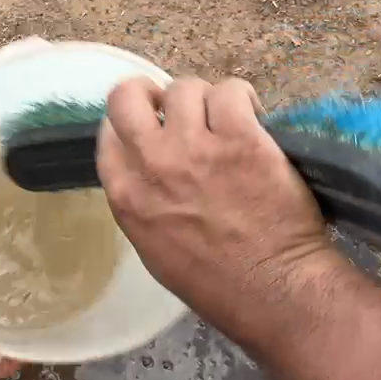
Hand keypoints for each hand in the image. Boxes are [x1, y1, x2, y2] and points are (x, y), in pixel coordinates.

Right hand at [96, 77, 340, 335]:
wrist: (272, 291)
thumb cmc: (211, 279)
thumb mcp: (149, 242)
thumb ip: (138, 196)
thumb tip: (143, 161)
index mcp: (125, 192)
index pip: (108, 130)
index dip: (133, 123)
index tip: (152, 127)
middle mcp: (152, 163)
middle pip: (128, 95)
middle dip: (151, 94)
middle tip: (177, 108)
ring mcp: (195, 147)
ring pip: (185, 88)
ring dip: (204, 100)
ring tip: (226, 120)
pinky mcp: (241, 138)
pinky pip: (230, 91)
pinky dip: (241, 98)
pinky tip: (253, 118)